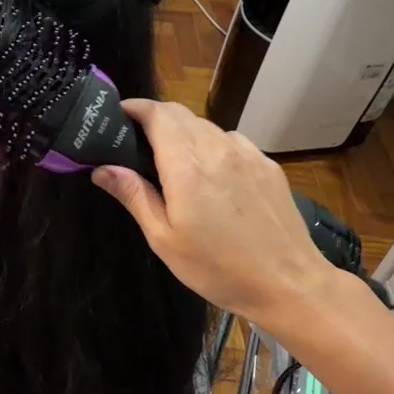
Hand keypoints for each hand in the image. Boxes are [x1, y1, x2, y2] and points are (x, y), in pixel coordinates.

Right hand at [92, 100, 340, 331]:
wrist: (290, 285)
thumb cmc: (218, 268)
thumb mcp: (164, 239)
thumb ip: (134, 196)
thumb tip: (103, 168)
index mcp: (186, 165)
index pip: (156, 114)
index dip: (134, 108)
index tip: (116, 116)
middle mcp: (217, 148)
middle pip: (179, 113)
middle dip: (155, 118)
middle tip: (137, 141)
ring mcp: (247, 154)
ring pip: (206, 126)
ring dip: (183, 132)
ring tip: (173, 161)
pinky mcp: (267, 165)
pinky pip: (231, 141)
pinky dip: (212, 145)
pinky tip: (212, 175)